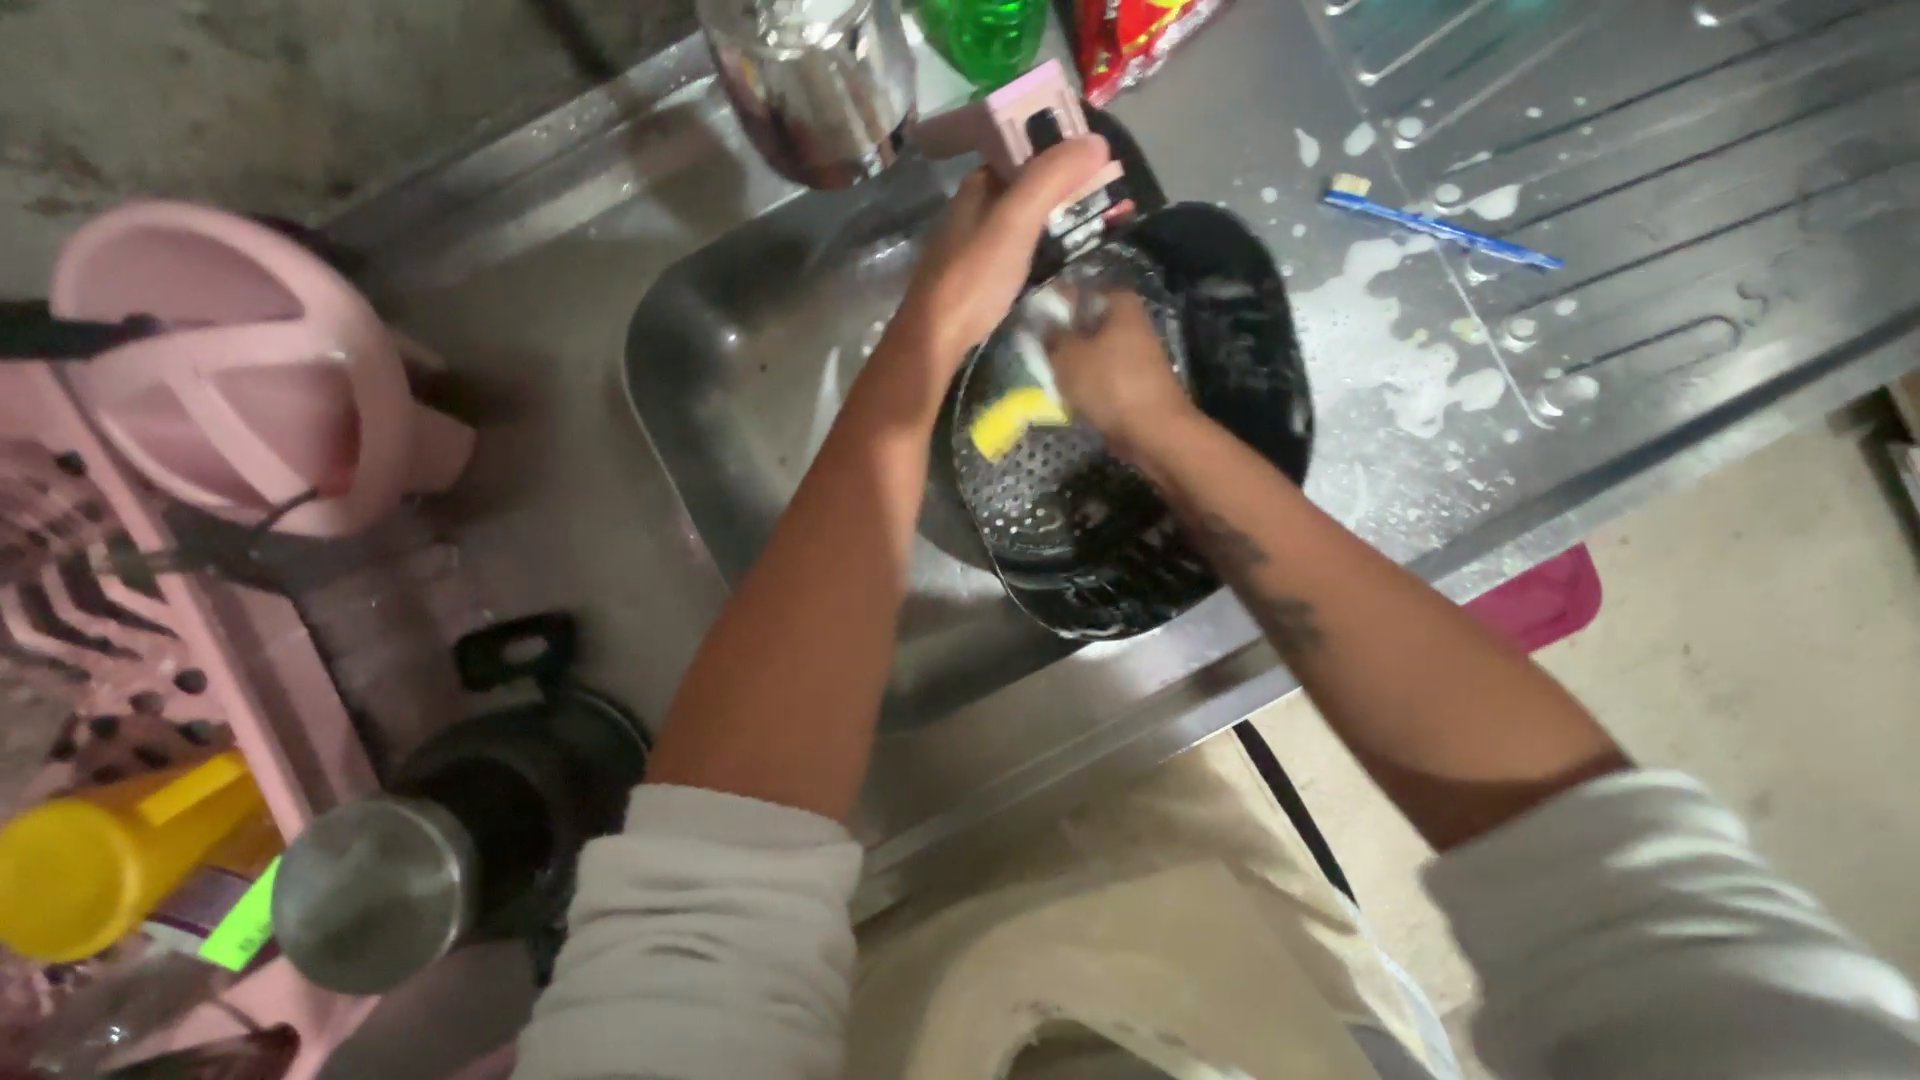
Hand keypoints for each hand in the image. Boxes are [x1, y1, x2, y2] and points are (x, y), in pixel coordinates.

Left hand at [891, 137, 1112, 370]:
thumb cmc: (974, 277)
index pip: (1026, 148)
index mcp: (980, 184)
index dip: (1063, 145)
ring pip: (1028, 217)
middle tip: (1113, 190)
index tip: (1103, 152)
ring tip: (1105, 218)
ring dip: (1062, 215)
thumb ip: (1051, 179)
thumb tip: (1097, 141)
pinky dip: (1049, 244)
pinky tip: (1068, 253)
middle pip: (1030, 184)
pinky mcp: (983, 276)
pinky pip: (1025, 247)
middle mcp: (977, 207)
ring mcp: (978, 243)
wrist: (935, 339)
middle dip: (1069, 183)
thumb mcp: (1015, 221)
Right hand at [1048, 290, 1196, 455]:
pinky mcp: (1138, 385)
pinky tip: (1071, 397)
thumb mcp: (1067, 355)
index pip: (1087, 290)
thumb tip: (1045, 325)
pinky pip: (1105, 378)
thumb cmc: (1109, 383)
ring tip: (1052, 376)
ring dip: (1077, 364)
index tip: (1039, 316)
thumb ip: (1053, 336)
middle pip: (1092, 324)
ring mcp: (1139, 357)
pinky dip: (1089, 386)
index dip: (1062, 300)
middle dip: (1067, 336)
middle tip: (1041, 349)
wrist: (1151, 430)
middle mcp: (1135, 325)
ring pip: (1097, 353)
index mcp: (1122, 305)